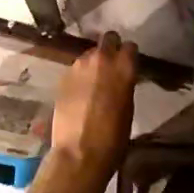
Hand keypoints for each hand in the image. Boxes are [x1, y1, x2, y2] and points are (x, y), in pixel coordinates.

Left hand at [46, 32, 137, 192]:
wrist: (79, 153)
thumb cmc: (113, 137)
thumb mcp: (128, 107)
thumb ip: (125, 84)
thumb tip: (121, 78)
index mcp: (123, 67)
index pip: (130, 46)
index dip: (129, 55)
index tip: (128, 64)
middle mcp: (102, 59)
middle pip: (108, 38)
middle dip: (110, 48)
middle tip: (110, 67)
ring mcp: (80, 65)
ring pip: (89, 54)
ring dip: (93, 64)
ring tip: (92, 83)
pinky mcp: (63, 76)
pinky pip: (76, 68)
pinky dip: (79, 76)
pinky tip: (79, 93)